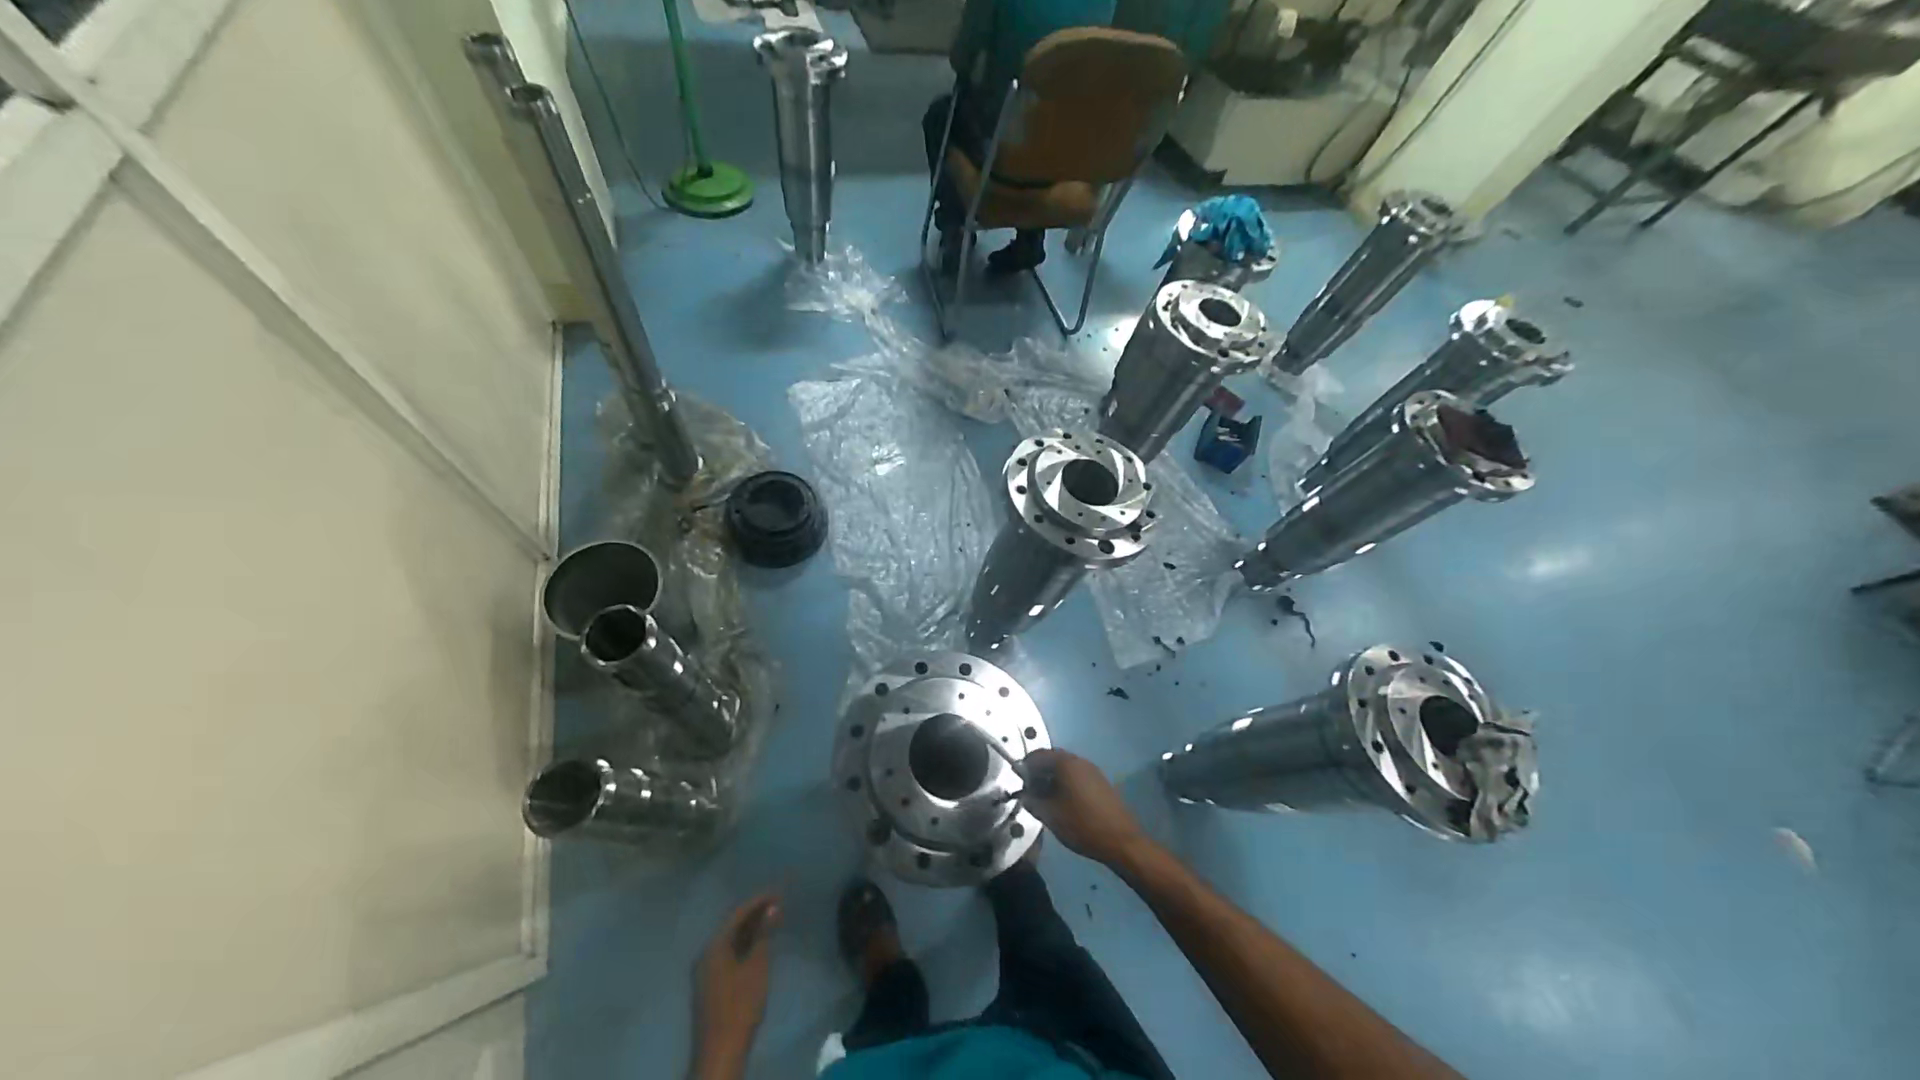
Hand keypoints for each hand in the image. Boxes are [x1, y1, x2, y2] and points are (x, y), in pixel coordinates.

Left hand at [691, 893, 781, 1079]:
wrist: (720, 1051)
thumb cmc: (740, 1005)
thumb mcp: (756, 967)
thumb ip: (763, 935)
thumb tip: (772, 907)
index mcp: (714, 947)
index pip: (737, 915)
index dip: (758, 902)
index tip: (778, 893)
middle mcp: (705, 955)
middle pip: (732, 927)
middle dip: (755, 915)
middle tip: (779, 905)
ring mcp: (706, 972)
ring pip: (731, 942)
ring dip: (751, 931)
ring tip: (774, 922)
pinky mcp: (710, 985)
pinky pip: (729, 955)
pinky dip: (745, 946)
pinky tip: (759, 947)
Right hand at [1021, 749, 1151, 867]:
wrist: (1122, 842)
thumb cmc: (1082, 825)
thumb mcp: (1050, 815)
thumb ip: (1032, 801)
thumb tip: (1024, 795)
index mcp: (1066, 764)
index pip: (1038, 755)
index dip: (1025, 767)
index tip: (1018, 782)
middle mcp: (1080, 762)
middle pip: (1052, 759)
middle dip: (1038, 773)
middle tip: (1030, 792)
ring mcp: (1093, 772)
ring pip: (1065, 769)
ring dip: (1052, 779)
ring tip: (1044, 800)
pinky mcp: (1101, 783)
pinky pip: (1077, 777)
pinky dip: (1065, 784)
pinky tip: (1063, 803)